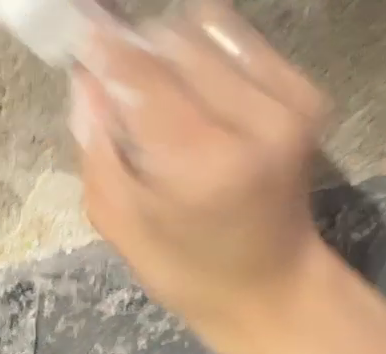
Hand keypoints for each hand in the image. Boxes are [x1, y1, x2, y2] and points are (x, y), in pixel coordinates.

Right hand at [72, 0, 330, 344]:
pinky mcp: (305, 96)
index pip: (143, 73)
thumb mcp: (124, 229)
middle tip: (116, 81)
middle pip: (177, 41)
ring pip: (210, 32)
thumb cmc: (188, 273)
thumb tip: (85, 81)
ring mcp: (286, 104)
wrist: (272, 288)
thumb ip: (99, 155)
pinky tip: (197, 97)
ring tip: (158, 95)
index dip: (106, 47)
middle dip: (138, 52)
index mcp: (200, 164)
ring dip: (173, 53)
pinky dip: (209, 59)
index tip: (80, 32)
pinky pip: (243, 44)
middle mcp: (251, 121)